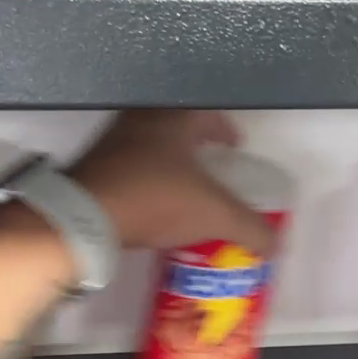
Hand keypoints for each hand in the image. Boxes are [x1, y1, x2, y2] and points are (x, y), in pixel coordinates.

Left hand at [71, 111, 274, 253]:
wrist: (83, 216)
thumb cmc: (154, 199)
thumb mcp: (213, 214)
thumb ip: (248, 227)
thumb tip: (275, 244)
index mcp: (174, 118)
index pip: (208, 114)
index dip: (225, 129)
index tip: (234, 146)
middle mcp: (141, 119)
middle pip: (177, 126)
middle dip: (197, 145)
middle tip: (212, 165)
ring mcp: (112, 141)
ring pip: (150, 145)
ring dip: (169, 161)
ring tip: (184, 187)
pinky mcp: (93, 166)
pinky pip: (129, 166)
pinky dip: (146, 178)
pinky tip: (153, 203)